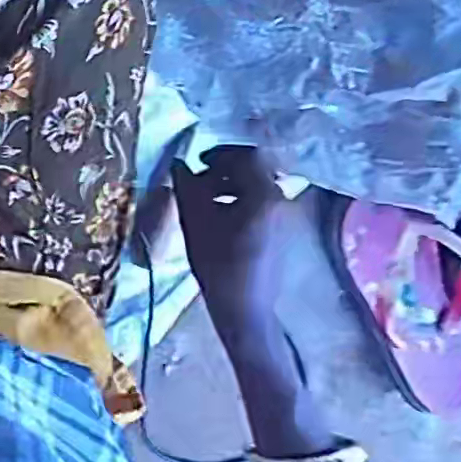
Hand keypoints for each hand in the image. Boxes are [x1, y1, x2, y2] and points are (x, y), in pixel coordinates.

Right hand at [169, 147, 321, 403]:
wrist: (244, 308)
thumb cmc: (218, 263)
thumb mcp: (195, 220)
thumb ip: (187, 186)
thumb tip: (178, 163)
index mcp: (263, 193)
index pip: (246, 156)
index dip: (220, 153)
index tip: (198, 160)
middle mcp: (279, 199)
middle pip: (254, 168)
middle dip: (224, 168)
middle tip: (197, 176)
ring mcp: (282, 215)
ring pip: (256, 185)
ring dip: (230, 183)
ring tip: (203, 195)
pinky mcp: (278, 229)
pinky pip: (259, 201)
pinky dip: (238, 198)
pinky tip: (217, 213)